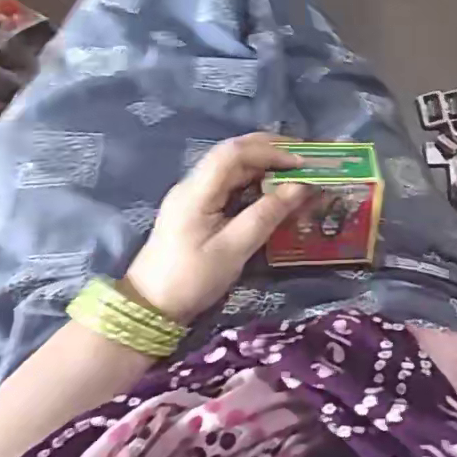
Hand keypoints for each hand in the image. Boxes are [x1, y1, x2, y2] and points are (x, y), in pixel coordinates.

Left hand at [123, 133, 311, 323]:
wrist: (151, 306)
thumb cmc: (192, 279)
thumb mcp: (233, 250)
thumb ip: (266, 215)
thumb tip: (300, 187)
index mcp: (197, 191)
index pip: (233, 153)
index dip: (270, 151)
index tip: (302, 163)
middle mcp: (193, 184)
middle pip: (233, 153)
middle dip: (270, 150)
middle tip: (305, 158)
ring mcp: (194, 196)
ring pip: (232, 168)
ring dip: (264, 165)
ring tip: (296, 173)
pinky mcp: (197, 209)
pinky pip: (229, 185)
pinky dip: (254, 182)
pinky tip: (273, 192)